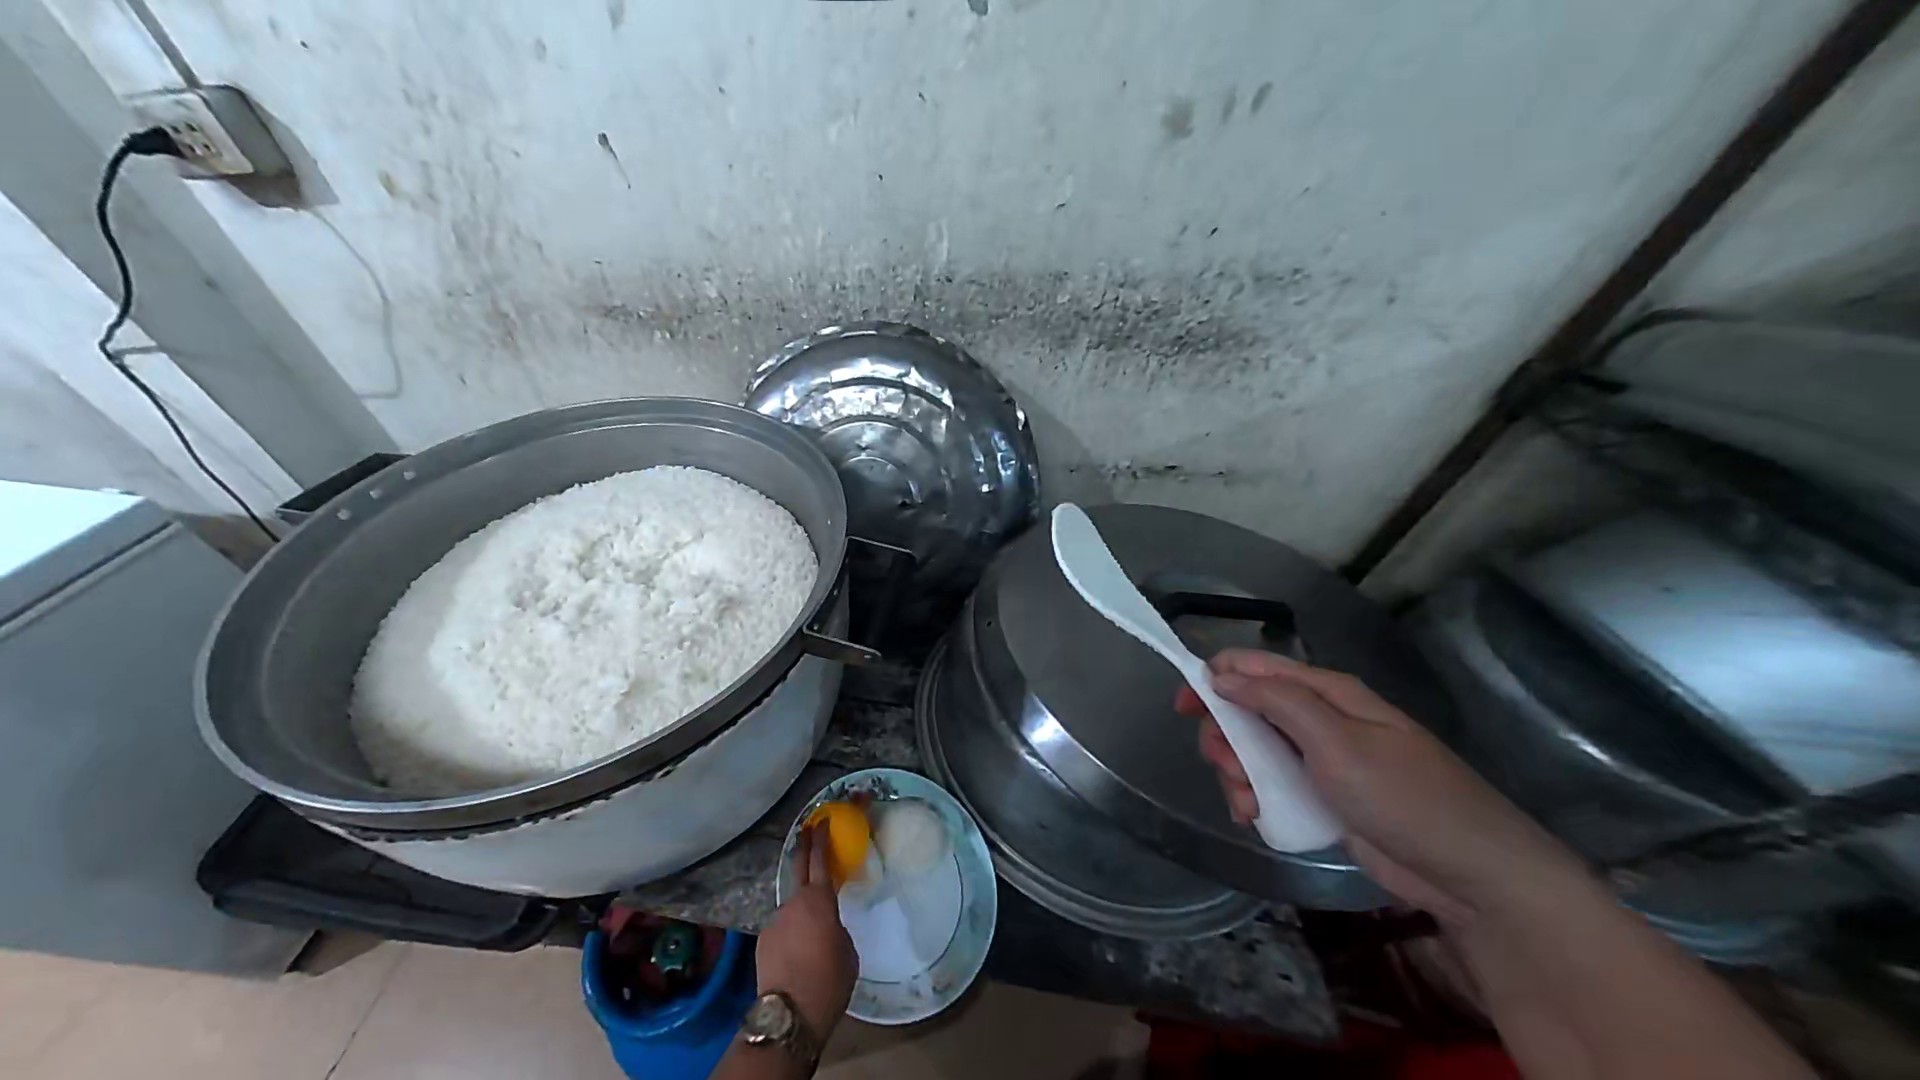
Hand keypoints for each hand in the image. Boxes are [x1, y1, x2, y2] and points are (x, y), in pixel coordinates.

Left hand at [757, 824, 856, 1038]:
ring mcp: (775, 921)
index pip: (820, 860)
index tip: (822, 819)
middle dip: (803, 845)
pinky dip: (791, 935)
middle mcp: (793, 903)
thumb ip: (835, 927)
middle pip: (798, 865)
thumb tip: (824, 927)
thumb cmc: (829, 979)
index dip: (821, 838)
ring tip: (813, 936)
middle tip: (807, 829)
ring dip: (801, 913)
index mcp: (819, 901)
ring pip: (792, 908)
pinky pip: (782, 930)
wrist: (789, 1015)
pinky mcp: (763, 941)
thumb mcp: (847, 950)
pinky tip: (798, 956)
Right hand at [1175, 649, 1584, 925]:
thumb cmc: (1404, 798)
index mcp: (1326, 691)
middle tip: (1230, 770)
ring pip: (1253, 749)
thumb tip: (1222, 673)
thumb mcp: (1336, 742)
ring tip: (1247, 805)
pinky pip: (1270, 782)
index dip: (1212, 679)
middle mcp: (1319, 717)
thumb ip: (1276, 701)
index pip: (1254, 666)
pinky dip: (1254, 795)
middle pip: (1246, 709)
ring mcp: (1320, 757)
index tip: (1183, 708)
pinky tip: (1256, 817)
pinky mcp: (1321, 794)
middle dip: (1226, 738)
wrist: (1472, 875)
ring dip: (1237, 773)